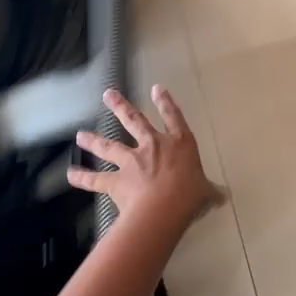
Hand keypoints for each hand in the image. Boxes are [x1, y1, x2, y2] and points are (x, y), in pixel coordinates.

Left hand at [70, 86, 225, 230]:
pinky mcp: (116, 180)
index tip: (157, 88)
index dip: (166, 102)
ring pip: (109, 146)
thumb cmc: (190, 194)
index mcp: (179, 143)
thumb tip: (224, 197)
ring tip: (80, 135)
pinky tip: (71, 174)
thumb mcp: (206, 193)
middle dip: (120, 107)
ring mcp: (132, 161)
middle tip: (108, 94)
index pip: (173, 117)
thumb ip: (212, 193)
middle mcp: (153, 145)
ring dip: (94, 140)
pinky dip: (82, 177)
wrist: (165, 206)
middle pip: (133, 120)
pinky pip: (96, 179)